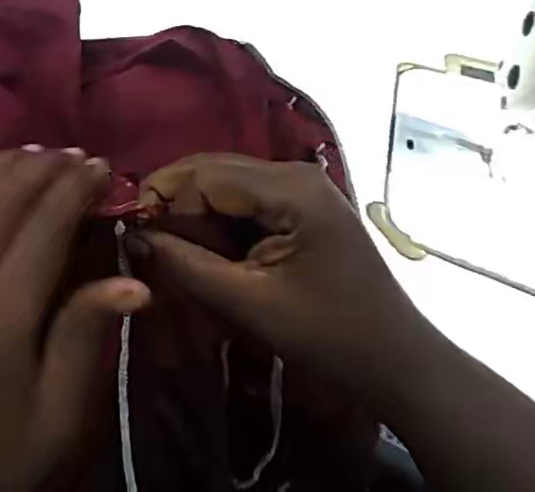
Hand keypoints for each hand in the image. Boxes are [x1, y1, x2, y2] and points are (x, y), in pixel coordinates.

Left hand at [0, 144, 151, 491]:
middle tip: (77, 155)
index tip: (103, 166)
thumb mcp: (51, 422)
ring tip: (34, 149)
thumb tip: (133, 283)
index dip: (78, 187)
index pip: (47, 225)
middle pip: (5, 197)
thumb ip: (84, 342)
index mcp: (1, 314)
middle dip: (45, 167)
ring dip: (1, 163)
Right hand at [132, 153, 445, 404]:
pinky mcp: (300, 200)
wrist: (402, 365)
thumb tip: (133, 236)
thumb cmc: (330, 338)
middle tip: (147, 237)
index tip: (136, 233)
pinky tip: (208, 245)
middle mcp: (294, 171)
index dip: (163, 198)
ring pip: (222, 179)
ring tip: (175, 244)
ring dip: (193, 209)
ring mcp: (300, 183)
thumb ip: (187, 265)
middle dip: (175, 201)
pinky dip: (216, 216)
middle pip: (211, 168)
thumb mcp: (249, 305)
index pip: (204, 175)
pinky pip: (241, 194)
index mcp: (291, 189)